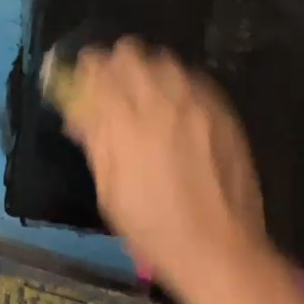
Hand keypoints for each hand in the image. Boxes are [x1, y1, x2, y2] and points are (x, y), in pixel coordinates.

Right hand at [61, 38, 270, 289]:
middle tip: (112, 81)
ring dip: (149, 69)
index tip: (82, 74)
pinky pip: (196, 80)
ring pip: (166, 61)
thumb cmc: (153, 228)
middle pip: (132, 53)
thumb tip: (79, 113)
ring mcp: (197, 107)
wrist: (220, 250)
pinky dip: (179, 84)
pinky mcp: (223, 114)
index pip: (98, 70)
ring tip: (145, 91)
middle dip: (117, 63)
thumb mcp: (109, 190)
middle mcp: (162, 104)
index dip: (86, 67)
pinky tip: (176, 105)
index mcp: (126, 123)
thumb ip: (96, 142)